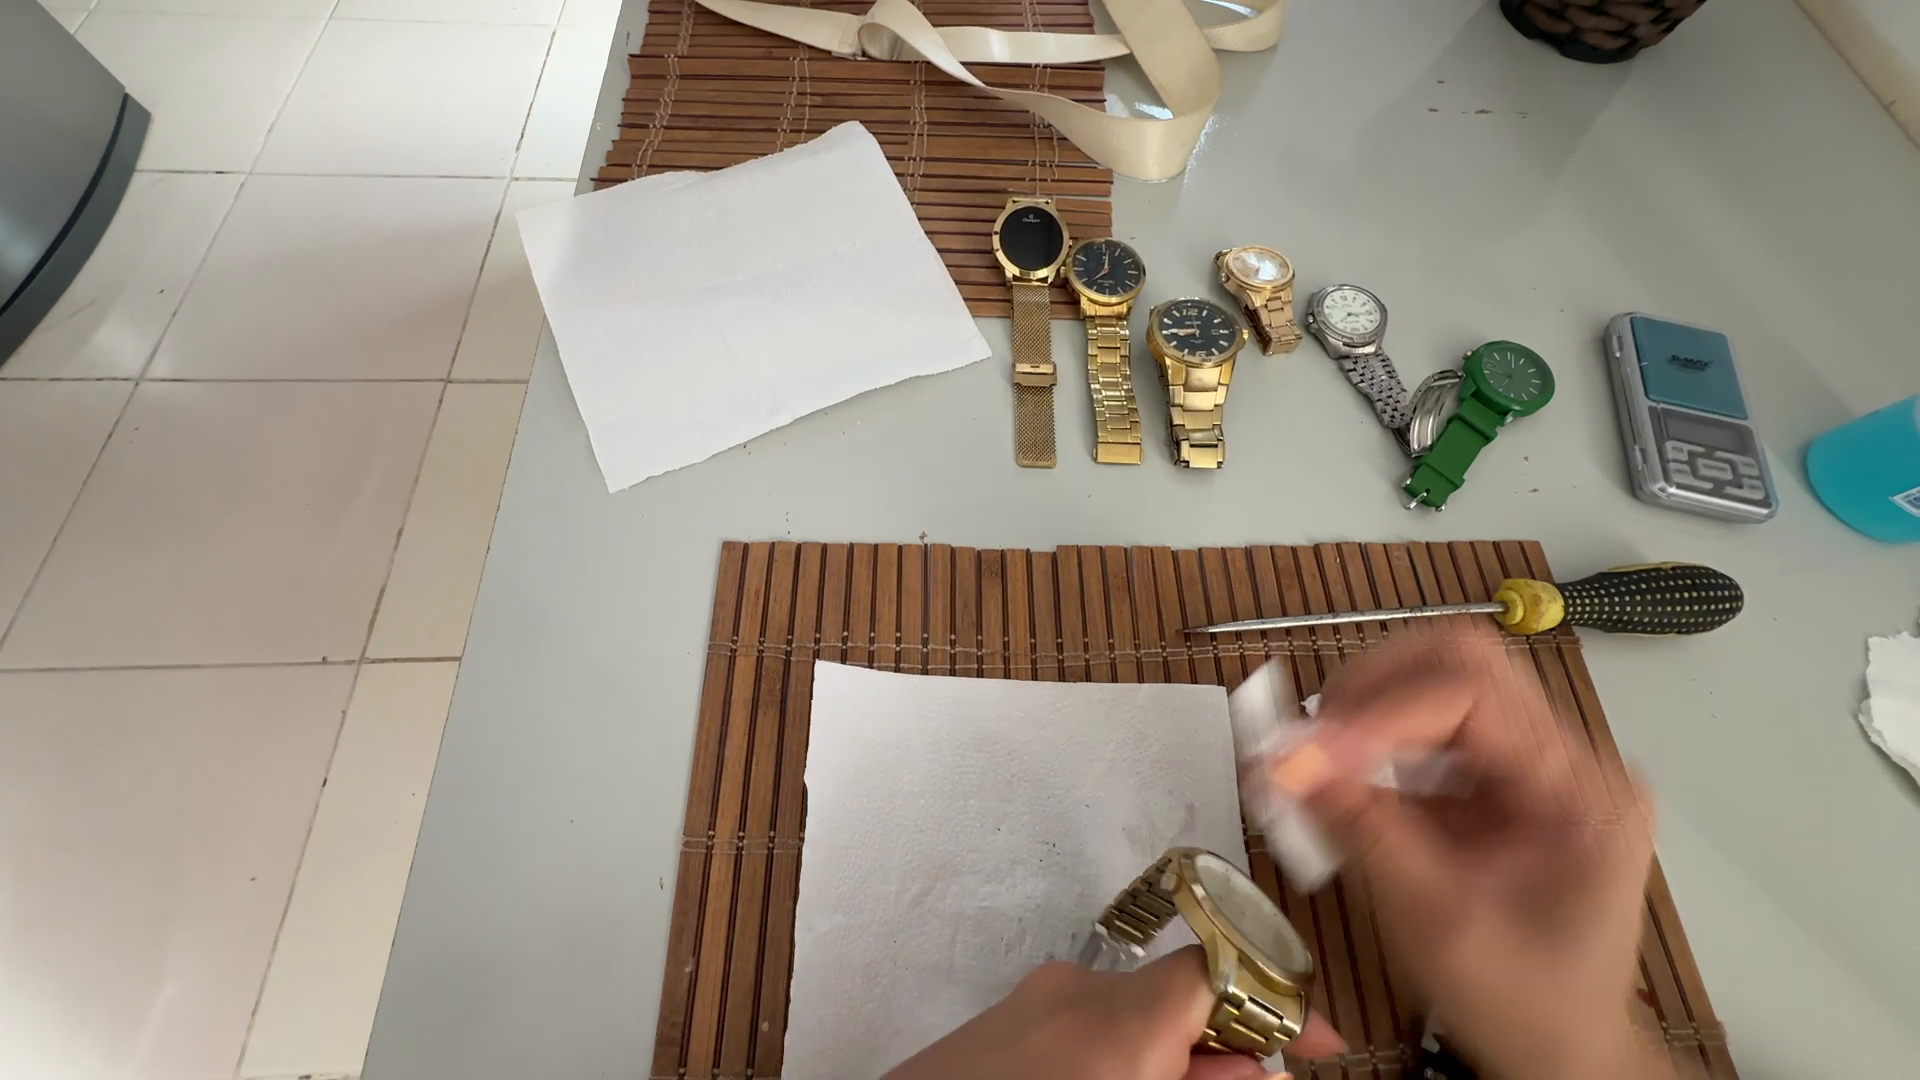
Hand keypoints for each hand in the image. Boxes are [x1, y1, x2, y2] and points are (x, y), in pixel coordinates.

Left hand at [881, 945, 1345, 1079]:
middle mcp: (1077, 990)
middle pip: (1180, 988)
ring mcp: (1040, 995)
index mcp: (1114, 1024)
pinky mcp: (1016, 1009)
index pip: (1215, 964)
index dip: (1274, 994)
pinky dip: (1128, 1047)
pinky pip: (1094, 1015)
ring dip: (1175, 1049)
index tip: (1314, 1034)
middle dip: (1225, 1037)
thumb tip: (1249, 1068)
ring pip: (1138, 1006)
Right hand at [1269, 622, 1674, 1079]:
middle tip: (1311, 733)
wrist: (1561, 1046)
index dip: (1377, 714)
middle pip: (1458, 658)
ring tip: (1316, 754)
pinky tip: (1337, 772)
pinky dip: (1363, 733)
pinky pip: (1416, 716)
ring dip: (1362, 704)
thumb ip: (1358, 827)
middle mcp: (1561, 752)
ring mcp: (1526, 754)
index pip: (1471, 696)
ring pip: (1432, 673)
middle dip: (1370, 683)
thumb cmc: (1520, 1000)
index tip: (1305, 753)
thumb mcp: (1434, 918)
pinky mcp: (1487, 766)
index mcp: (1581, 789)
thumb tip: (1278, 760)